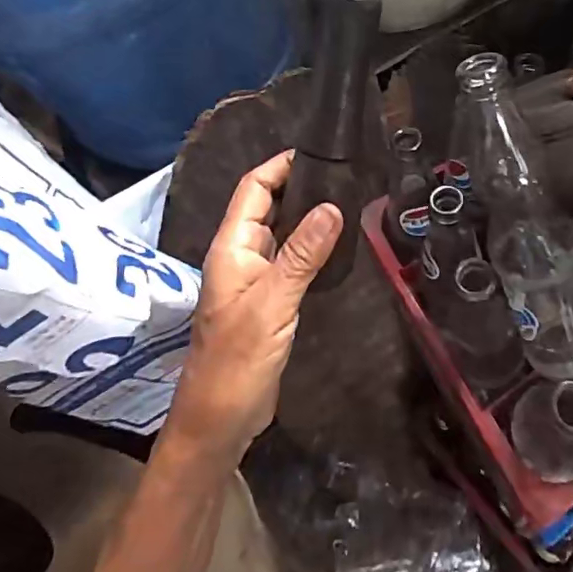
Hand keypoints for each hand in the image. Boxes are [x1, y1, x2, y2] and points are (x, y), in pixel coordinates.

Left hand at [167, 150, 342, 455]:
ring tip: (352, 199)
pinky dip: (315, 244)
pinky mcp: (271, 299)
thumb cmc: (236, 360)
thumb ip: (301, 255)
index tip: (319, 149)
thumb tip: (332, 205)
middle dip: (302, 184)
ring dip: (311, 214)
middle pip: (270, 205)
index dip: (281, 165)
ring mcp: (257, 278)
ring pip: (285, 232)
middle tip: (347, 171)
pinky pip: (294, 258)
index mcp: (233, 248)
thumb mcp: (272, 304)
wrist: (220, 422)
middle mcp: (243, 256)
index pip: (254, 189)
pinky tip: (341, 243)